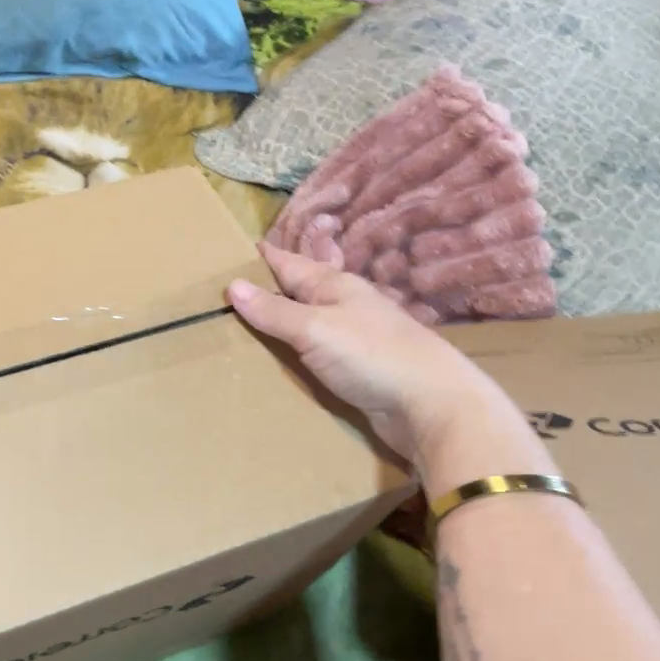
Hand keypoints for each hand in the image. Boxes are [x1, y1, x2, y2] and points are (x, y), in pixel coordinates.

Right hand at [226, 243, 507, 463]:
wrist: (434, 408)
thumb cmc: (372, 355)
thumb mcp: (314, 328)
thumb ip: (273, 310)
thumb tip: (232, 285)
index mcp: (335, 286)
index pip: (289, 264)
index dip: (262, 258)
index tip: (231, 252)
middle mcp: (344, 306)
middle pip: (297, 292)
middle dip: (266, 291)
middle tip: (225, 294)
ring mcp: (354, 339)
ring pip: (306, 324)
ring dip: (279, 325)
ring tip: (242, 328)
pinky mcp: (359, 371)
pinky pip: (315, 355)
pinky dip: (294, 354)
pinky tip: (278, 363)